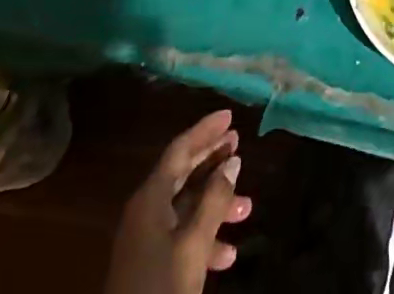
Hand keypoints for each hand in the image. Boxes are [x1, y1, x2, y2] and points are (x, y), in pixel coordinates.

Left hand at [104, 110, 253, 293]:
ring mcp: (147, 236)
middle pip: (182, 173)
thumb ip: (213, 200)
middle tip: (239, 143)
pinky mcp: (151, 261)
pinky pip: (182, 235)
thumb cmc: (162, 284)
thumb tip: (231, 161)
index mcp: (151, 196)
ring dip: (216, 205)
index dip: (205, 130)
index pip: (180, 150)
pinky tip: (229, 253)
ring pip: (186, 207)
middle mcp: (146, 209)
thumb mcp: (194, 242)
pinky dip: (206, 237)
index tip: (230, 116)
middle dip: (212, 160)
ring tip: (247, 207)